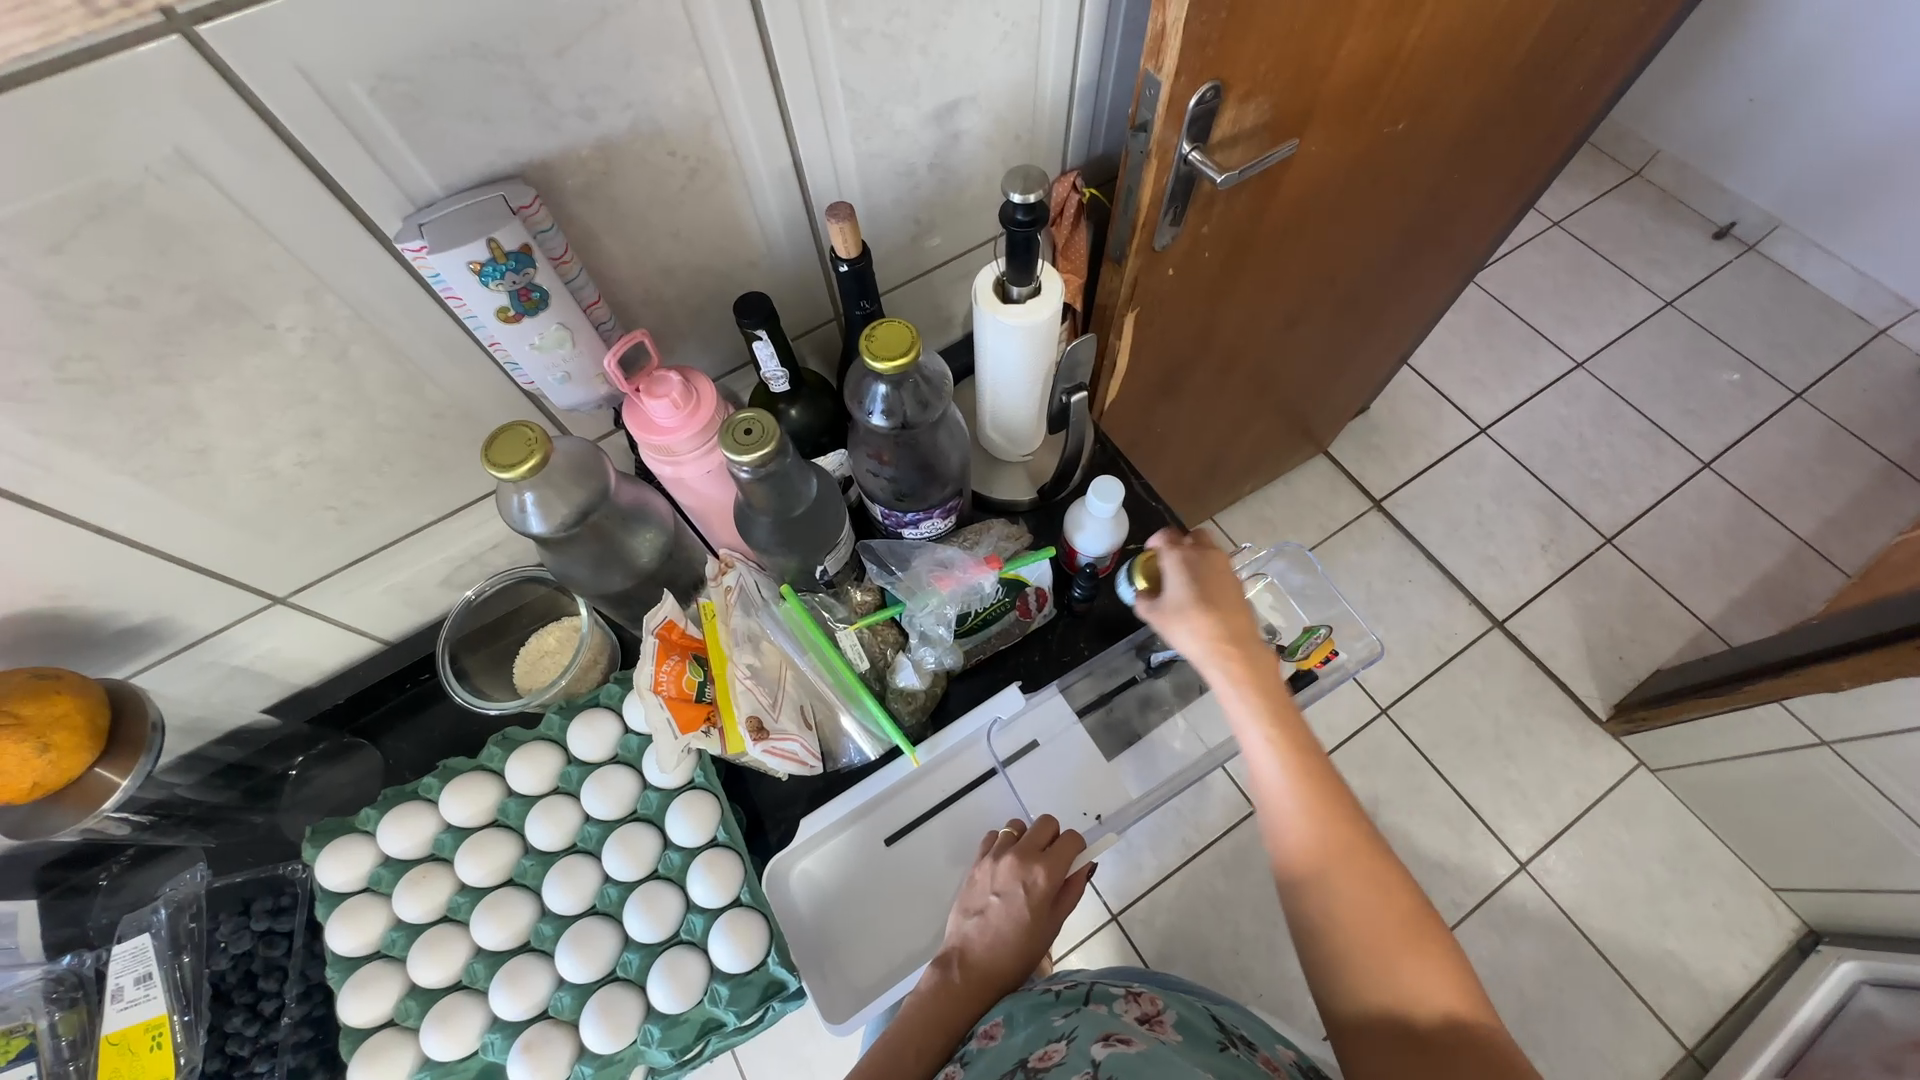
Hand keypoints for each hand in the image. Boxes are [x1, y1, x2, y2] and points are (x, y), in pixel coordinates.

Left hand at [928, 815, 1093, 1006]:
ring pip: (1018, 826)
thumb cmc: (1019, 953)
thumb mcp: (1054, 925)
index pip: (1071, 838)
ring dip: (1026, 839)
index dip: (1076, 848)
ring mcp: (995, 855)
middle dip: (1054, 838)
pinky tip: (1003, 868)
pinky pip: (994, 836)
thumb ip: (1071, 890)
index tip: (1072, 861)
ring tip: (1023, 865)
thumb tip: (1084, 866)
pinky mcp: (976, 860)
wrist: (971, 965)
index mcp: (1044, 873)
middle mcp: (1020, 855)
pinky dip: (1003, 845)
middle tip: (1049, 863)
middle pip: (1046, 822)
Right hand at [1133, 528, 1271, 679]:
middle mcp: (1204, 553)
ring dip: (1198, 557)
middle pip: (1192, 535)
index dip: (1155, 541)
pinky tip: (1206, 595)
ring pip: (1210, 550)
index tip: (1150, 554)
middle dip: (1181, 544)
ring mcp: (1225, 565)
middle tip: (1171, 564)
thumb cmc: (1187, 627)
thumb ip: (1143, 599)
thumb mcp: (1154, 616)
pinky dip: (1211, 573)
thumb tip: (1143, 593)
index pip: (1164, 534)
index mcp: (1179, 556)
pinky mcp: (1238, 580)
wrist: (1230, 647)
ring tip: (1189, 580)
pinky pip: (1221, 568)